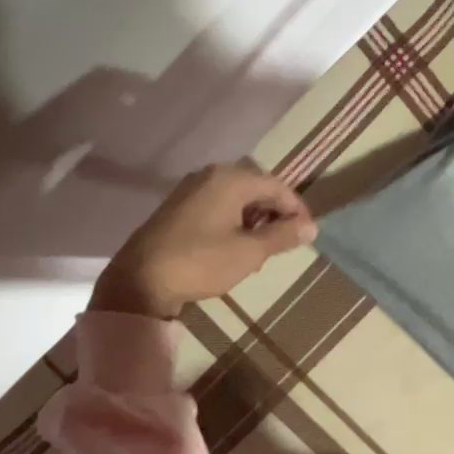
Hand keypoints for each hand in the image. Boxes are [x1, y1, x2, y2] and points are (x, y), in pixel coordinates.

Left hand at [90, 163, 316, 318]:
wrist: (142, 278)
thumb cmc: (202, 262)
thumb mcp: (250, 252)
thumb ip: (282, 236)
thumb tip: (311, 227)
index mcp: (230, 180)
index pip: (277, 186)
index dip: (297, 209)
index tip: (308, 235)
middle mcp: (210, 175)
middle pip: (257, 187)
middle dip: (277, 212)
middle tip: (288, 241)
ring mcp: (192, 190)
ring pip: (238, 197)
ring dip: (257, 218)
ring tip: (265, 248)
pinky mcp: (180, 207)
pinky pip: (220, 205)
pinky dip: (236, 221)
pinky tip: (238, 246)